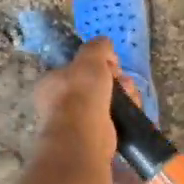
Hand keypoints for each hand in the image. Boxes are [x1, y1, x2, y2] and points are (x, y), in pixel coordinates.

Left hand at [33, 37, 121, 161]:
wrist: (84, 135)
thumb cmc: (81, 91)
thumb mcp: (90, 57)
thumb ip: (98, 46)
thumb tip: (105, 46)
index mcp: (50, 84)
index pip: (75, 68)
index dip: (96, 63)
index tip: (111, 63)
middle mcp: (59, 104)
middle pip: (93, 84)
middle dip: (113, 78)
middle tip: (123, 79)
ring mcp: (76, 122)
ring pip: (105, 100)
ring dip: (122, 93)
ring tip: (131, 92)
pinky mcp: (94, 137)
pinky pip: (112, 118)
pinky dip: (124, 111)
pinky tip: (133, 106)